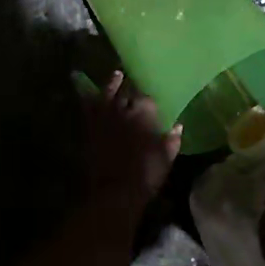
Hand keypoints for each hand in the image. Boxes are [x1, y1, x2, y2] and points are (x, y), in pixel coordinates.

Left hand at [83, 71, 181, 213]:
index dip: (151, 101)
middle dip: (132, 89)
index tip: (153, 103)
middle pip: (129, 93)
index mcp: (145, 115)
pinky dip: (86, 95)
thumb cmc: (145, 177)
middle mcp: (124, 109)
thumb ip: (172, 140)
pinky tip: (86, 89)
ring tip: (116, 74)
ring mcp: (104, 116)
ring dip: (112, 83)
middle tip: (135, 84)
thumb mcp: (166, 160)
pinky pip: (87, 105)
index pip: (149, 100)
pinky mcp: (89, 125)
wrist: (113, 191)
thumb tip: (177, 126)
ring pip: (108, 93)